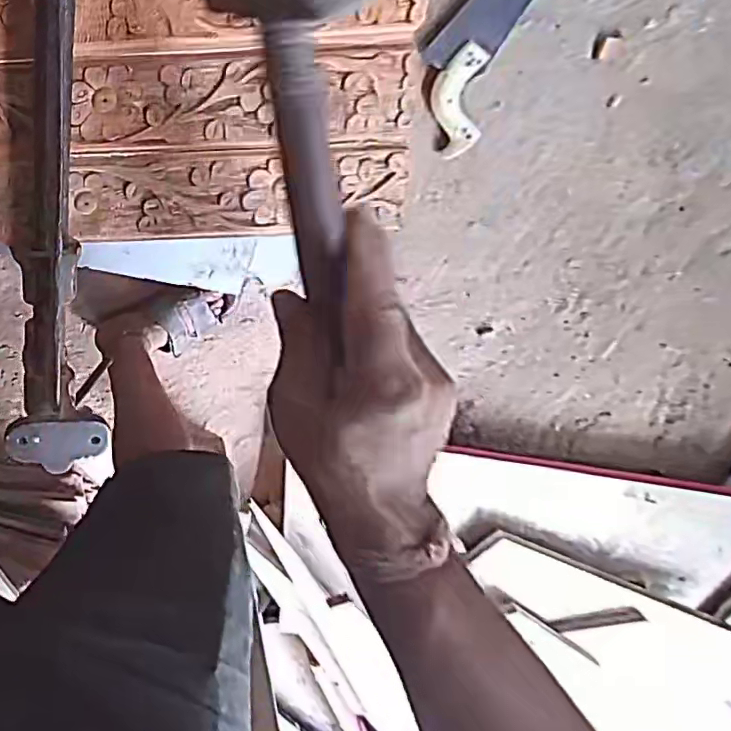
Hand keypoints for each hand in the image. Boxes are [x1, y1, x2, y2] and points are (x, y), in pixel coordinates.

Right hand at [268, 209, 454, 565]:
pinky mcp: (437, 384)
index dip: (365, 256)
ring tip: (324, 335)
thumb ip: (299, 344)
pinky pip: (399, 343)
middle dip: (349, 287)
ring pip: (390, 325)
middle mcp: (422, 372)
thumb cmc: (332, 464)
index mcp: (383, 378)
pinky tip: (346, 354)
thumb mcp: (295, 403)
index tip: (356, 218)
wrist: (380, 512)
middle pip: (382, 309)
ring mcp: (437, 378)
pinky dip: (370, 336)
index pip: (374, 301)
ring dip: (356, 317)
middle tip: (320, 268)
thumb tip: (293, 298)